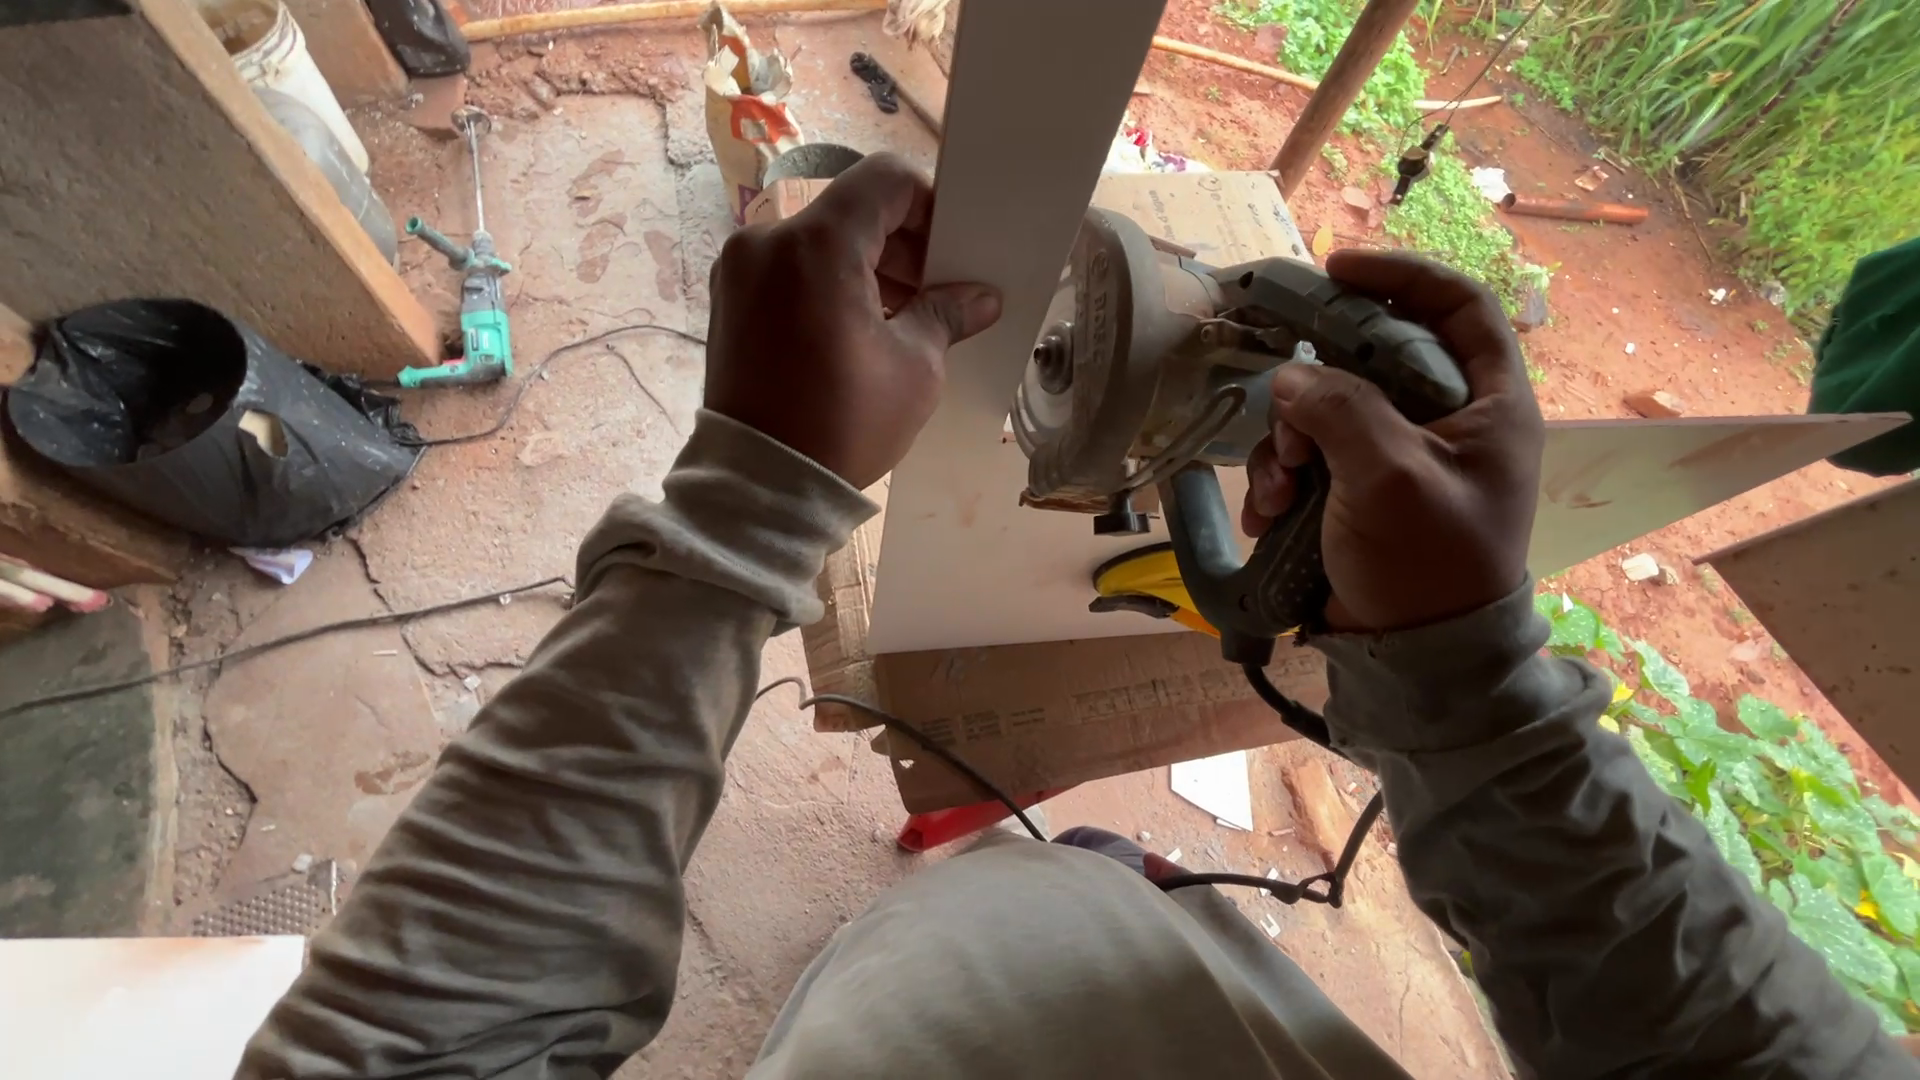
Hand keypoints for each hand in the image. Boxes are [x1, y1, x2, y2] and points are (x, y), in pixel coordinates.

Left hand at [703, 154, 1001, 488]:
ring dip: (867, 269)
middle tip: (935, 295)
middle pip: (851, 213)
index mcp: (817, 246)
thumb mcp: (914, 369)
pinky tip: (856, 332)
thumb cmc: (844, 425)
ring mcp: (739, 272)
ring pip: (820, 243)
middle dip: (903, 247)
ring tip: (900, 321)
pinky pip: (790, 272)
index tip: (952, 253)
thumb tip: (980, 297)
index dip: (931, 207)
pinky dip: (829, 287)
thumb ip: (946, 314)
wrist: (762, 487)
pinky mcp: (728, 303)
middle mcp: (767, 241)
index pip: (886, 181)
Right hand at [1240, 250, 1543, 632]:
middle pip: (1367, 365)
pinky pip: (1306, 462)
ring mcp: (1394, 460)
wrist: (1412, 654)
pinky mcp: (1355, 493)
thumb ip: (1341, 411)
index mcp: (1486, 406)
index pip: (1458, 307)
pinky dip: (1280, 483)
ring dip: (1286, 450)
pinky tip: (1268, 516)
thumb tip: (1291, 376)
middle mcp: (1443, 424)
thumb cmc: (1425, 563)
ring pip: (1323, 418)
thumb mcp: (1388, 478)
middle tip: (1289, 429)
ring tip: (1278, 496)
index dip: (1401, 276)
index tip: (1336, 269)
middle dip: (1314, 396)